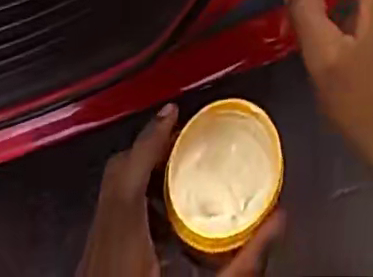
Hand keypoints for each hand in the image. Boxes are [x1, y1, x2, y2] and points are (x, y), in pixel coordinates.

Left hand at [77, 104, 284, 276]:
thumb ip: (243, 264)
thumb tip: (281, 220)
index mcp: (123, 248)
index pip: (128, 178)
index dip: (149, 139)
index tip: (173, 111)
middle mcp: (101, 246)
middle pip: (114, 178)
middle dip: (148, 149)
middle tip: (185, 139)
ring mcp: (92, 258)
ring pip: (109, 196)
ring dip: (142, 174)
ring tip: (180, 171)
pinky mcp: (92, 267)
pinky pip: (110, 217)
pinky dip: (136, 201)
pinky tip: (165, 220)